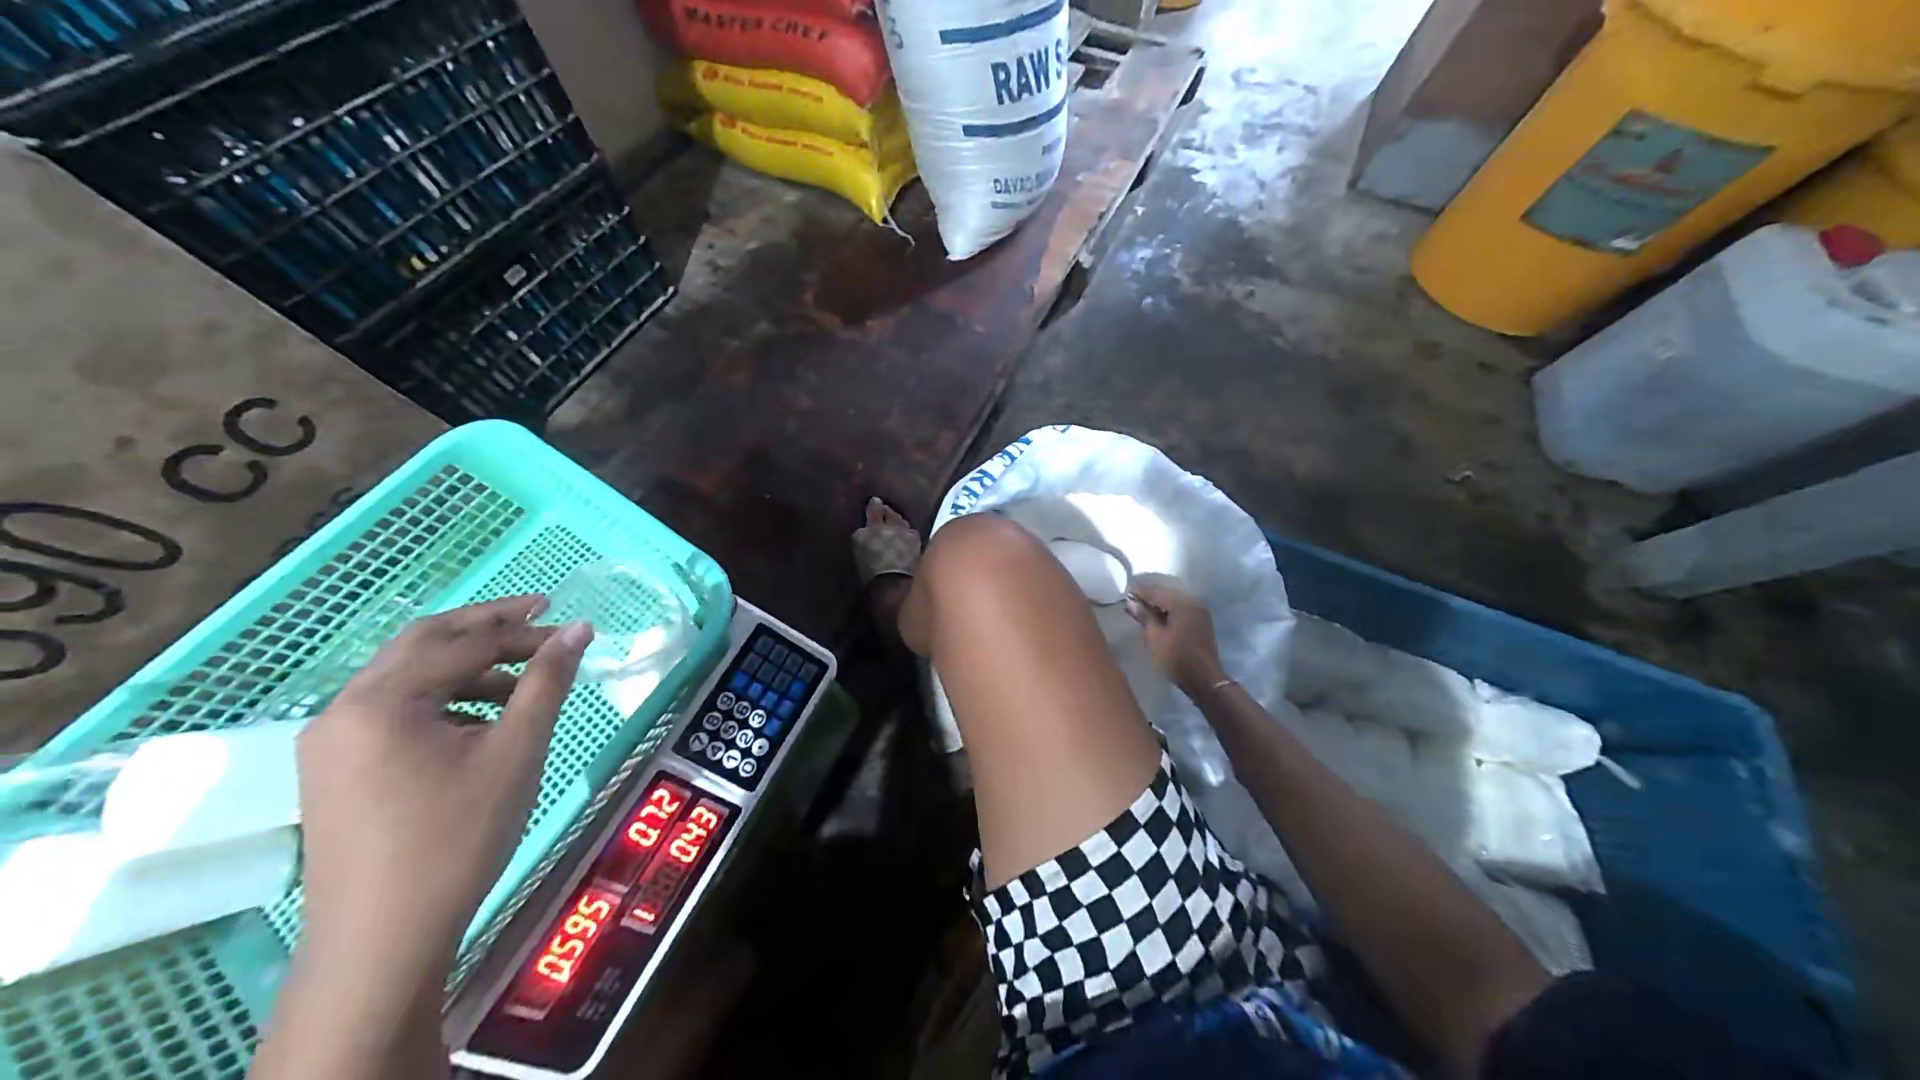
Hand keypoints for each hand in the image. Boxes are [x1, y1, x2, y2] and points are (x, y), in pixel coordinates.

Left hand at [294, 596, 590, 991]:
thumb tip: (578, 630)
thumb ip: (547, 682)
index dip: (523, 631)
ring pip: (407, 679)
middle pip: (422, 645)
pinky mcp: (333, 771)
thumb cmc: (457, 837)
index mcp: (380, 700)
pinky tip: (479, 723)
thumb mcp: (516, 752)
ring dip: (466, 668)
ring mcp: (329, 743)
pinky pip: (393, 712)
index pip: (462, 644)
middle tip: (540, 617)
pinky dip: (442, 701)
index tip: (571, 627)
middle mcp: (342, 709)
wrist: (383, 940)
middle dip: (487, 629)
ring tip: (521, 682)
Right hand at [1125, 579, 1225, 697]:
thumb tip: (1131, 603)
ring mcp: (1200, 611)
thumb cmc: (1176, 658)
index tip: (1126, 592)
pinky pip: (1182, 608)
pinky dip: (1170, 609)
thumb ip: (1144, 617)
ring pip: (1175, 600)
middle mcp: (1193, 602)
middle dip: (1150, 596)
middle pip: (1167, 593)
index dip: (1140, 592)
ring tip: (1143, 608)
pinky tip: (1159, 615)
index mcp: (1182, 604)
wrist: (1204, 679)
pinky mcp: (1202, 620)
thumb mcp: (1155, 638)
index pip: (1156, 592)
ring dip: (1160, 602)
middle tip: (1133, 600)